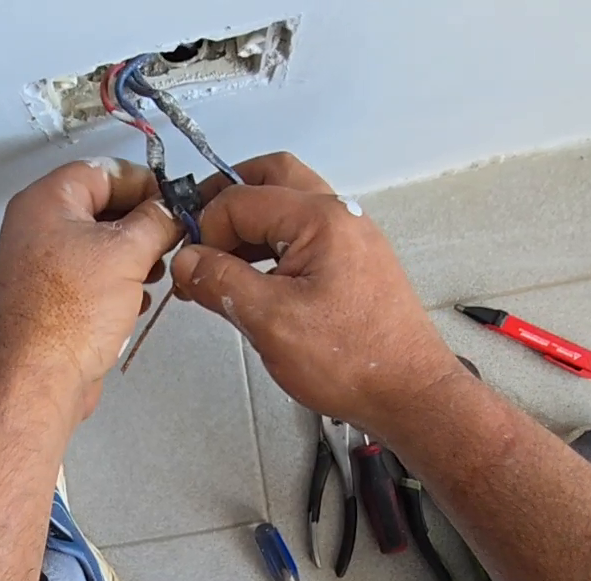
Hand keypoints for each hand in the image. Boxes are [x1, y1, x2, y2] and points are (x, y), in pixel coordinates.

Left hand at [0, 158, 180, 407]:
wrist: (41, 378)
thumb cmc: (72, 315)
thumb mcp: (129, 254)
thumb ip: (157, 220)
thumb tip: (171, 209)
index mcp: (45, 202)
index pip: (102, 171)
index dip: (143, 184)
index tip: (171, 204)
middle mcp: (33, 229)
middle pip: (98, 209)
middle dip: (139, 226)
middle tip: (167, 242)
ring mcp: (36, 267)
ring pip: (94, 247)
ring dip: (130, 259)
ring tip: (153, 276)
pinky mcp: (45, 300)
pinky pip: (85, 279)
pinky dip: (112, 285)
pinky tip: (132, 302)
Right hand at [169, 153, 462, 430]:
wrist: (405, 391)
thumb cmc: (346, 359)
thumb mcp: (270, 321)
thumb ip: (221, 283)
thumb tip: (184, 261)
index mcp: (319, 218)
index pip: (240, 199)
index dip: (204, 230)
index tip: (188, 271)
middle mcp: (338, 215)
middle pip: (271, 179)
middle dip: (226, 201)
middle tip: (196, 236)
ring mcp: (348, 237)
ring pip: (287, 206)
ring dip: (247, 225)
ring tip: (217, 267)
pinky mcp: (351, 263)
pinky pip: (302, 236)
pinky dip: (269, 246)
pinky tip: (250, 281)